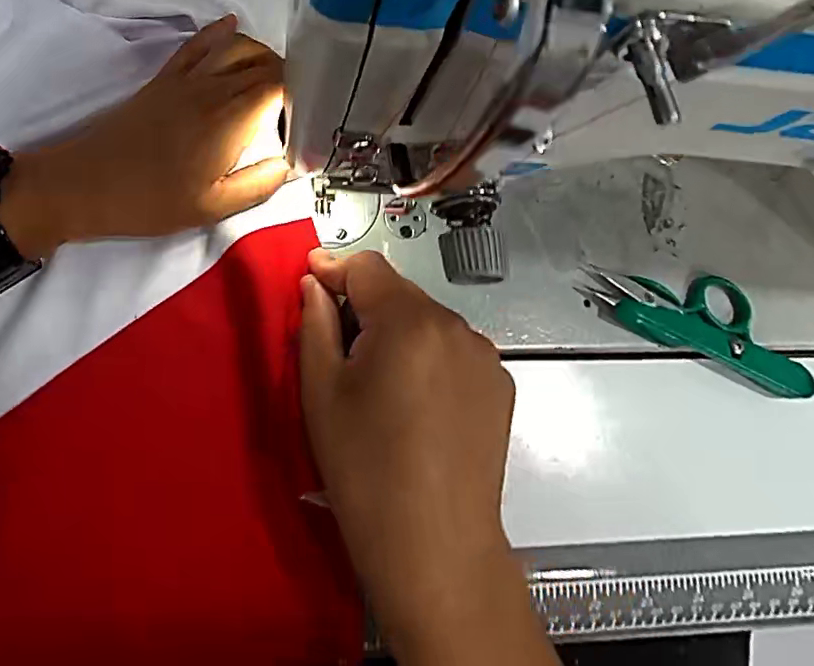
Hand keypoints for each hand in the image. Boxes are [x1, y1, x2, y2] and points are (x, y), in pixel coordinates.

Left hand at [0, 16, 288, 253]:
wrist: (83, 185)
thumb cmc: (150, 201)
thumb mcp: (214, 208)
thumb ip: (260, 184)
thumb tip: (292, 165)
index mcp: (228, 119)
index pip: (280, 83)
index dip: (304, 92)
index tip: (311, 114)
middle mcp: (211, 88)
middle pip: (263, 62)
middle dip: (290, 76)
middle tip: (299, 105)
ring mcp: (185, 79)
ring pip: (236, 46)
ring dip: (262, 54)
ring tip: (275, 78)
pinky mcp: (165, 79)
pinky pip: (197, 44)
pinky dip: (219, 33)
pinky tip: (232, 27)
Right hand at [299, 249, 554, 665]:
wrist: (433, 546)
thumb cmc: (366, 470)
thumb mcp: (321, 391)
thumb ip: (314, 323)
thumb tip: (315, 285)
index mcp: (408, 321)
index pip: (367, 267)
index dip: (335, 268)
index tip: (314, 275)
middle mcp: (454, 326)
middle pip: (399, 292)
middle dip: (366, 306)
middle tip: (340, 345)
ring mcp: (484, 355)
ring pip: (427, 320)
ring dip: (399, 332)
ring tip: (380, 384)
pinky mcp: (499, 383)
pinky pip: (454, 349)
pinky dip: (430, 357)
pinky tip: (416, 402)